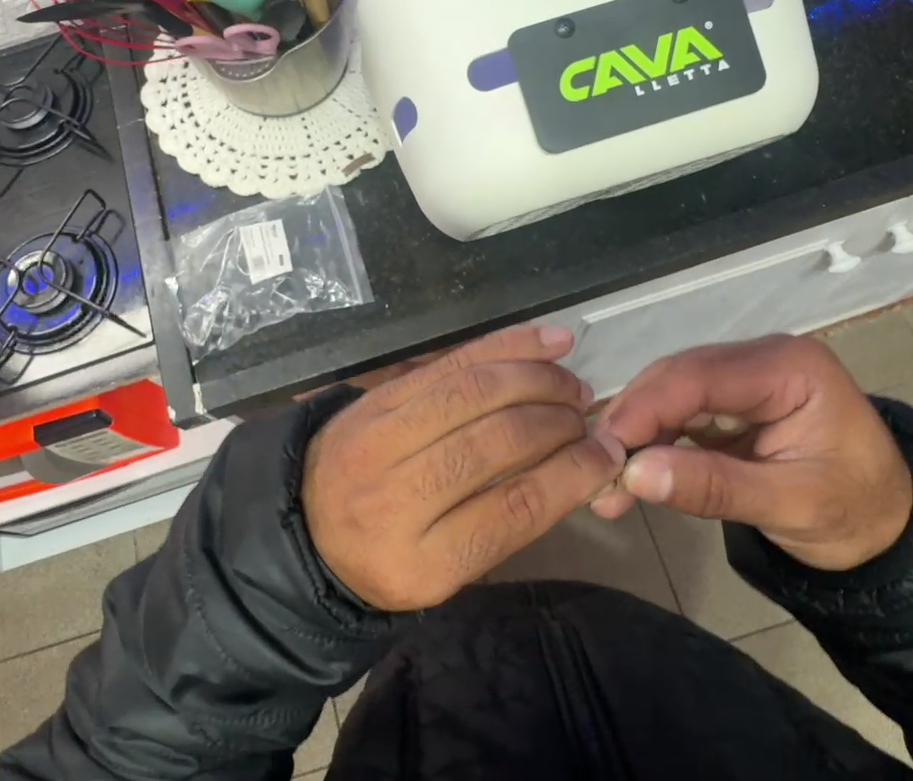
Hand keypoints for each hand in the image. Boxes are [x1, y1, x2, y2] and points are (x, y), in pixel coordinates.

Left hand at [303, 324, 625, 610]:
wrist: (305, 525)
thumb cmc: (388, 556)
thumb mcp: (446, 568)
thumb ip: (509, 518)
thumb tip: (581, 462)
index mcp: (417, 563)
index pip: (512, 508)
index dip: (571, 474)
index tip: (606, 454)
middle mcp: (393, 498)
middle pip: (494, 443)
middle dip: (554, 422)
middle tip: (586, 415)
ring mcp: (377, 439)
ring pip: (470, 392)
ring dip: (534, 379)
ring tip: (568, 383)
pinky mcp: (374, 399)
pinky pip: (446, 362)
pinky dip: (501, 347)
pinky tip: (544, 343)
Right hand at [591, 336, 911, 571]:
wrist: (891, 529)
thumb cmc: (856, 514)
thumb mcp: (792, 506)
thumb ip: (714, 487)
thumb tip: (634, 475)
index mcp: (789, 368)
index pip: (699, 376)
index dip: (646, 409)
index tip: (606, 450)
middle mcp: (761, 358)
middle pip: (677, 375)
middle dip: (633, 420)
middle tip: (598, 469)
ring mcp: (744, 376)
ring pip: (670, 389)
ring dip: (636, 431)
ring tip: (608, 478)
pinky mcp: (731, 399)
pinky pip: (680, 408)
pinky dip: (653, 438)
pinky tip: (634, 468)